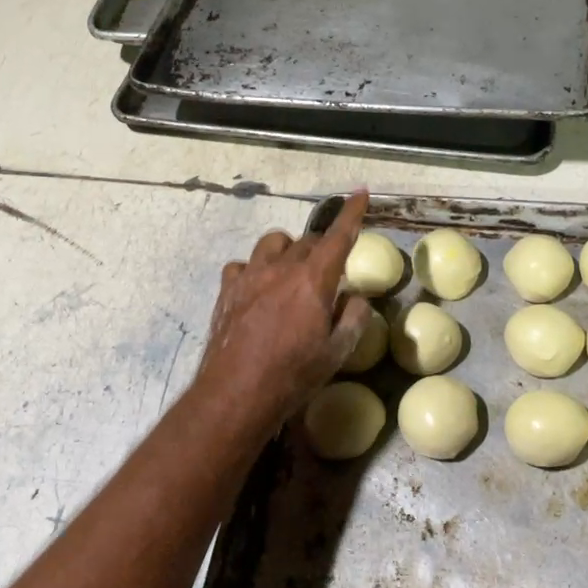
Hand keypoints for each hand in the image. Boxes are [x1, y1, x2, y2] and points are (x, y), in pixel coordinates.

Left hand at [191, 191, 374, 437]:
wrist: (236, 394)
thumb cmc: (293, 376)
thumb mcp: (337, 353)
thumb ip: (354, 318)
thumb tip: (354, 299)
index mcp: (313, 280)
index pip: (338, 237)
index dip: (352, 213)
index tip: (360, 193)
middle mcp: (281, 269)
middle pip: (308, 241)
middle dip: (323, 247)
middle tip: (329, 272)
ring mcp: (250, 277)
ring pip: (273, 244)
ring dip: (288, 251)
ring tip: (292, 273)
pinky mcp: (227, 291)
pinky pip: (243, 264)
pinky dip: (256, 270)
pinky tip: (259, 289)